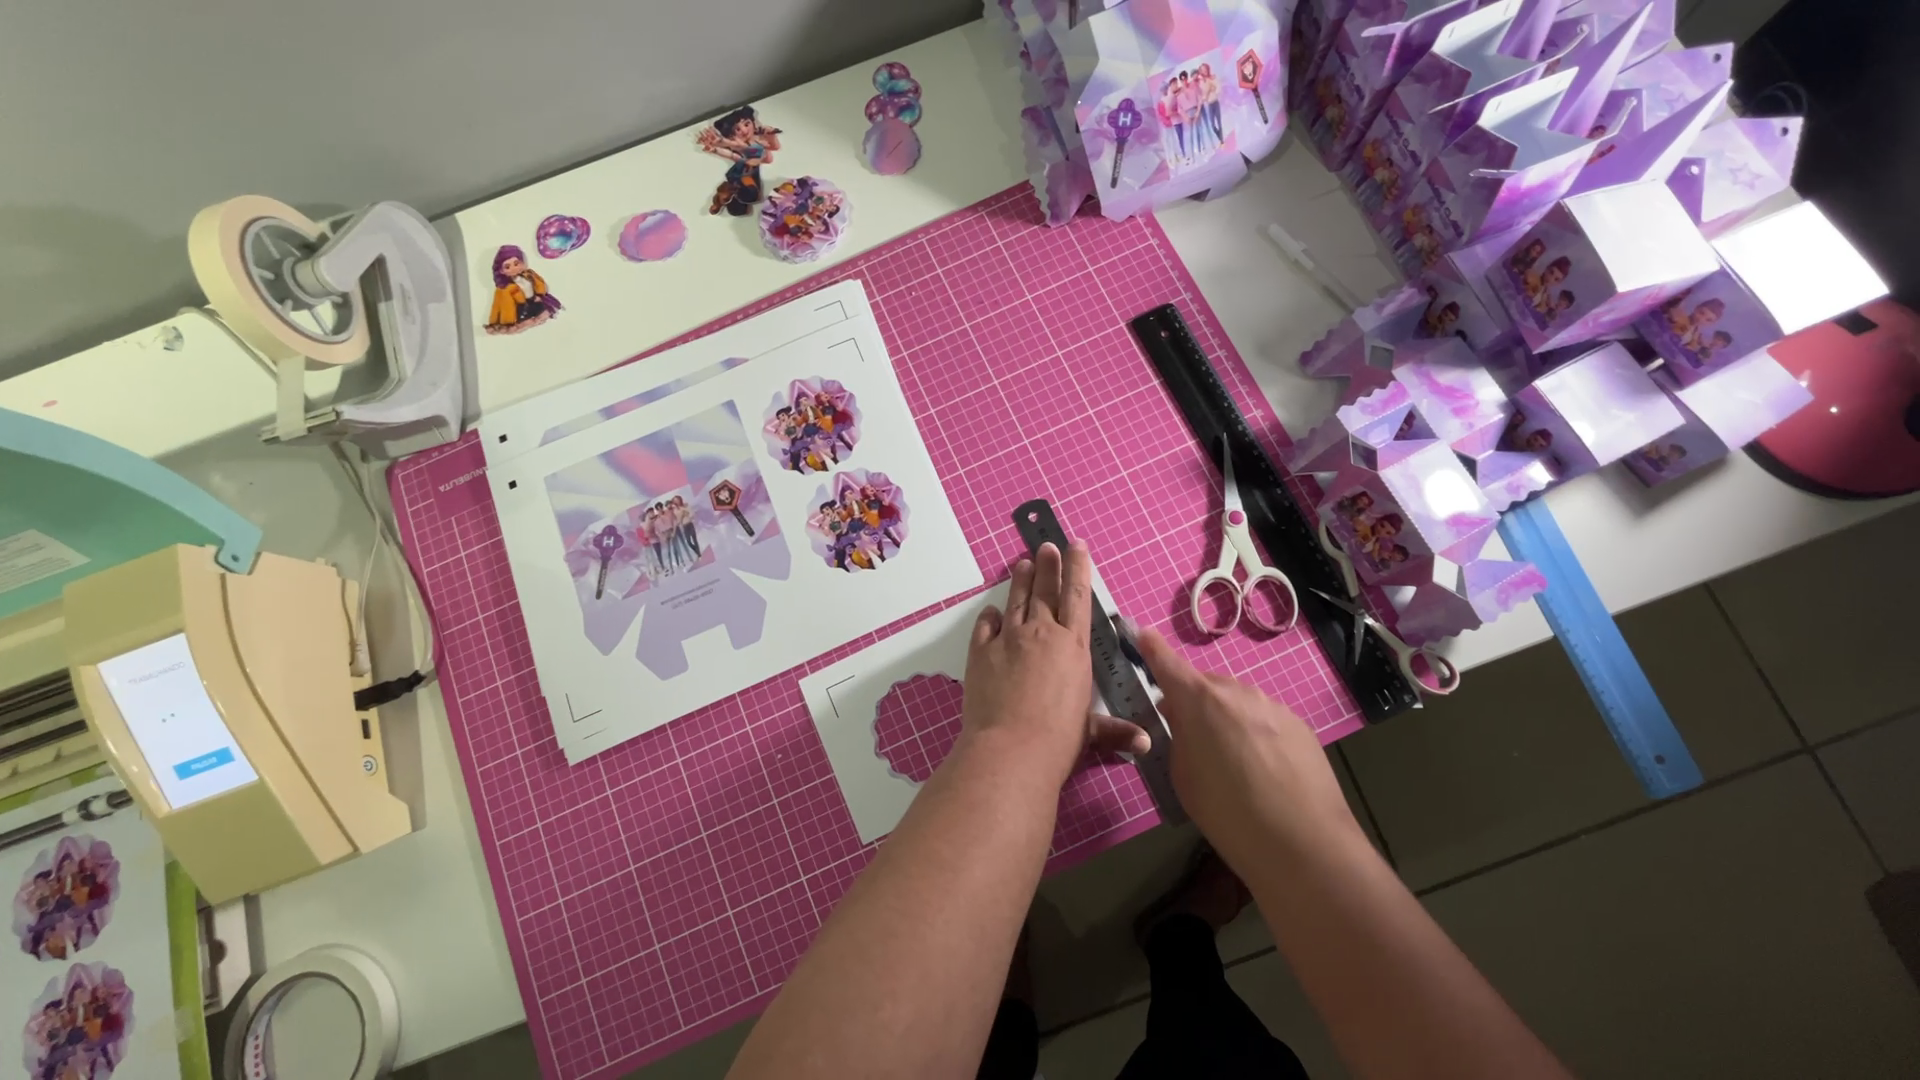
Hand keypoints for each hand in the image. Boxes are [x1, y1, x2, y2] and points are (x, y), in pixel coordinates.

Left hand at [961, 542, 1147, 781]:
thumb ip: (1114, 731)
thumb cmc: (1058, 740)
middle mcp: (1042, 633)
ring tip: (1023, 564)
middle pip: (1046, 590)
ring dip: (1021, 580)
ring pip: (1017, 600)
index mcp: (1073, 646)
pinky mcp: (981, 651)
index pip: (1078, 596)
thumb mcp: (1090, 732)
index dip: (1078, 568)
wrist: (1010, 749)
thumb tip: (1146, 742)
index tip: (1076, 545)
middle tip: (1046, 546)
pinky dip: (990, 615)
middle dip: (1048, 565)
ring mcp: (1009, 639)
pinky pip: (986, 625)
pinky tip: (992, 611)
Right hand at [1130, 628, 1363, 869]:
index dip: (1153, 649)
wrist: (1302, 842)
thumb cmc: (1227, 813)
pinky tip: (1264, 771)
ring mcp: (1273, 707)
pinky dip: (1256, 734)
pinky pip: (1265, 720)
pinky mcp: (1299, 726)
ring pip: (1238, 702)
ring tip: (1232, 761)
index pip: (1168, 664)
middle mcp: (1237, 692)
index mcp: (1199, 701)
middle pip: (1206, 686)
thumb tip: (1186, 724)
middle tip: (1190, 736)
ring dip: (1227, 718)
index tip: (1143, 634)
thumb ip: (1179, 739)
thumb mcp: (1183, 776)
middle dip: (1194, 702)